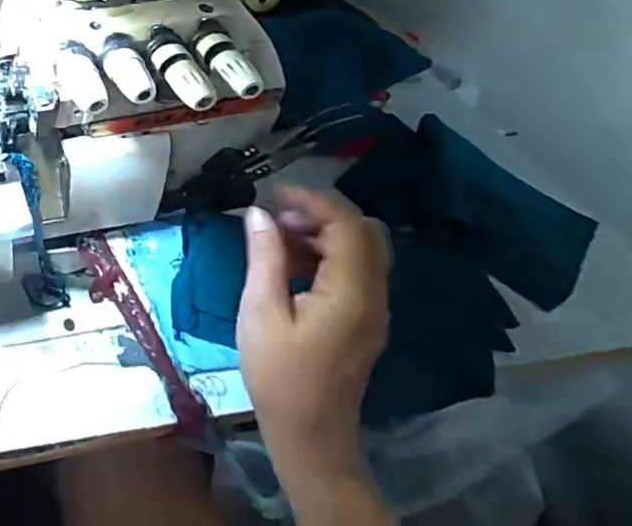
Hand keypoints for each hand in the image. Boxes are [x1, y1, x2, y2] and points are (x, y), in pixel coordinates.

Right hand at [238, 186, 391, 523]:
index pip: (347, 227)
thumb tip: (258, 212)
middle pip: (363, 233)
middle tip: (276, 216)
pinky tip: (290, 262)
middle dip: (320, 213)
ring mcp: (373, 310)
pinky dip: (326, 253)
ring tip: (276, 236)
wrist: (311, 437)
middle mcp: (373, 297)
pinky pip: (354, 270)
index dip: (313, 201)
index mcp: (350, 294)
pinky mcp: (364, 319)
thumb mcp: (260, 311)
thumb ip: (264, 257)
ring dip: (322, 232)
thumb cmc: (279, 375)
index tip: (275, 194)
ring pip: (361, 250)